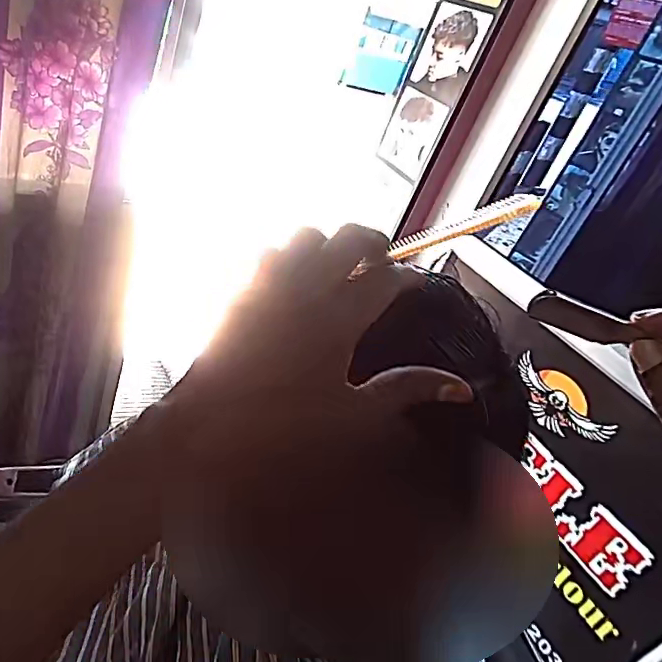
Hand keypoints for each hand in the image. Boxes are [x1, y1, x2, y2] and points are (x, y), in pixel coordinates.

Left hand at [152, 225, 475, 474]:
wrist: (206, 425)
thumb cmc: (279, 427)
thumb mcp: (352, 415)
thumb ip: (406, 390)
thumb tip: (455, 387)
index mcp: (339, 318)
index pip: (389, 277)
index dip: (410, 275)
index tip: (416, 282)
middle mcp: (305, 289)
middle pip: (352, 236)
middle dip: (375, 242)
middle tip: (383, 262)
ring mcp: (269, 283)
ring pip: (307, 234)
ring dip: (328, 244)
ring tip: (338, 266)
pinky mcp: (240, 288)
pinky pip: (267, 251)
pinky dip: (286, 255)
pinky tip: (292, 280)